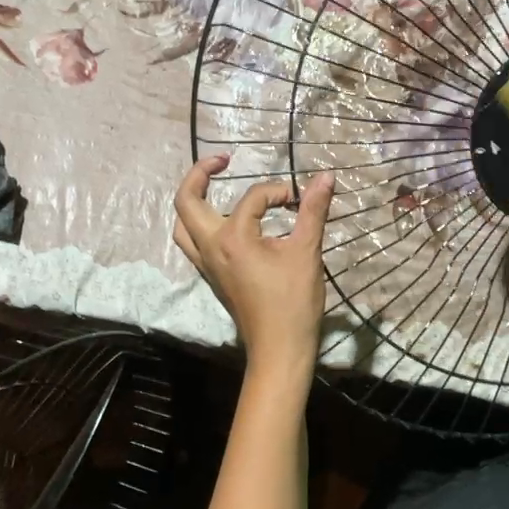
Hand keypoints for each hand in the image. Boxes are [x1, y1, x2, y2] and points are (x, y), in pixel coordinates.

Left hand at [173, 155, 334, 379]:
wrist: (279, 348)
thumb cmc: (293, 301)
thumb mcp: (307, 251)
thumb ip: (313, 210)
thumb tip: (325, 177)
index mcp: (232, 238)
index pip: (253, 198)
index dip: (279, 192)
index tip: (300, 199)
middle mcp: (210, 247)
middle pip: (187, 201)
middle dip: (200, 174)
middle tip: (223, 160)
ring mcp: (206, 264)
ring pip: (183, 224)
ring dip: (194, 200)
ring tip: (213, 186)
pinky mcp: (211, 276)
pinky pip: (192, 242)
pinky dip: (201, 223)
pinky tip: (224, 222)